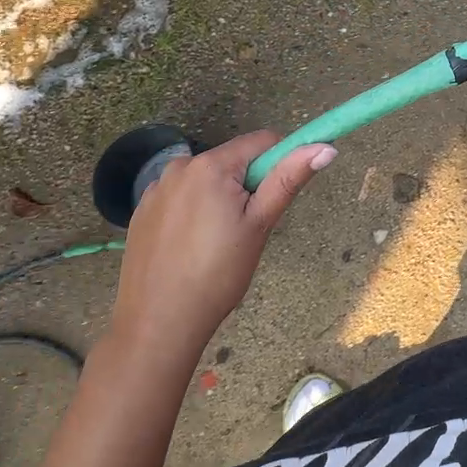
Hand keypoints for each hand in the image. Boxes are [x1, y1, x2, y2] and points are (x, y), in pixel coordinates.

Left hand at [107, 131, 334, 367]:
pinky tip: (190, 247)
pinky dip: (192, 211)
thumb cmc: (217, 274)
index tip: (274, 200)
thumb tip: (325, 147)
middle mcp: (179, 166)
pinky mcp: (141, 211)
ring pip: (206, 180)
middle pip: (232, 161)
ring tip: (216, 243)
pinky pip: (181, 197)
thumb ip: (289, 178)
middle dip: (246, 186)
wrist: (157, 325)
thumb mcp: (260, 224)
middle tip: (245, 230)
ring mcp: (156, 189)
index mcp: (210, 165)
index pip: (262, 141)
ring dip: (219, 197)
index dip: (279, 163)